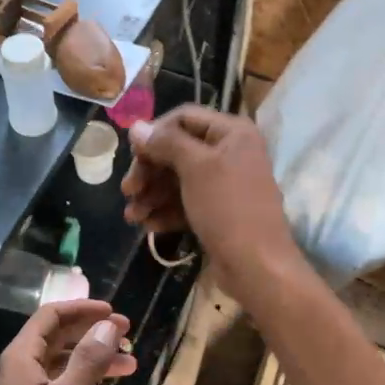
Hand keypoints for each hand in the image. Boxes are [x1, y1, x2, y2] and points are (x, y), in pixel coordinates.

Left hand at [0, 300, 136, 384]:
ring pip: (65, 368)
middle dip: (95, 336)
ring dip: (96, 365)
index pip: (51, 316)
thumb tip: (108, 324)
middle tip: (129, 336)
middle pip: (60, 340)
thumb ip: (88, 359)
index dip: (82, 309)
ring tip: (131, 368)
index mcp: (22, 357)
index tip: (113, 312)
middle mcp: (21, 370)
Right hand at [120, 105, 303, 297]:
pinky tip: (148, 226)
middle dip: (149, 170)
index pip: (182, 118)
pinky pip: (185, 202)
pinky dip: (165, 211)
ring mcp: (224, 184)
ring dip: (151, 194)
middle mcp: (229, 152)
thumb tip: (136, 126)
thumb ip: (166, 143)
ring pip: (177, 179)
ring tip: (133, 216)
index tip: (132, 155)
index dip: (154, 133)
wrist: (258, 267)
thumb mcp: (196, 167)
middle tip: (127, 190)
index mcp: (231, 133)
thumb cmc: (228, 208)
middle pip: (176, 150)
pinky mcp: (217, 211)